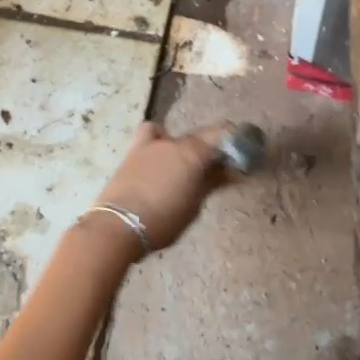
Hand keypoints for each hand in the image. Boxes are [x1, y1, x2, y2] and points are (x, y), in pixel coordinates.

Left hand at [92, 122, 232, 251]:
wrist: (116, 226)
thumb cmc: (162, 220)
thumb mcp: (194, 205)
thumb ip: (212, 183)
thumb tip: (233, 171)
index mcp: (191, 152)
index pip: (221, 133)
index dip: (235, 140)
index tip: (243, 153)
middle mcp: (171, 142)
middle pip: (198, 136)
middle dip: (210, 147)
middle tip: (217, 168)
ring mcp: (148, 145)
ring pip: (173, 136)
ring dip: (184, 146)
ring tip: (185, 166)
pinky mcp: (130, 154)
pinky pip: (151, 138)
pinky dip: (159, 142)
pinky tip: (159, 160)